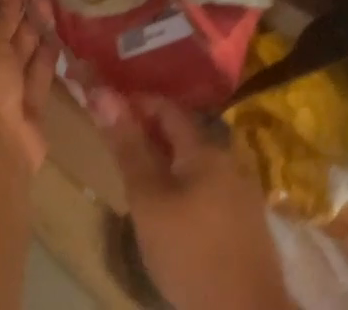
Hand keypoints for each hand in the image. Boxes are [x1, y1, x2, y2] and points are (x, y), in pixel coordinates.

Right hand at [90, 90, 291, 309]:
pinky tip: (164, 205)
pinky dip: (180, 183)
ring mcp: (241, 193)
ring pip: (193, 161)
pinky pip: (206, 185)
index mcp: (205, 151)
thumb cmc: (190, 254)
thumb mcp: (147, 199)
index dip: (132, 102)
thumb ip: (127, 147)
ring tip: (132, 175)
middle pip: (181, 133)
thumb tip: (104, 95)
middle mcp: (229, 162)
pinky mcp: (245, 221)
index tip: (102, 111)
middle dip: (145, 132)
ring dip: (162, 159)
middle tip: (112, 144)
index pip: (165, 107)